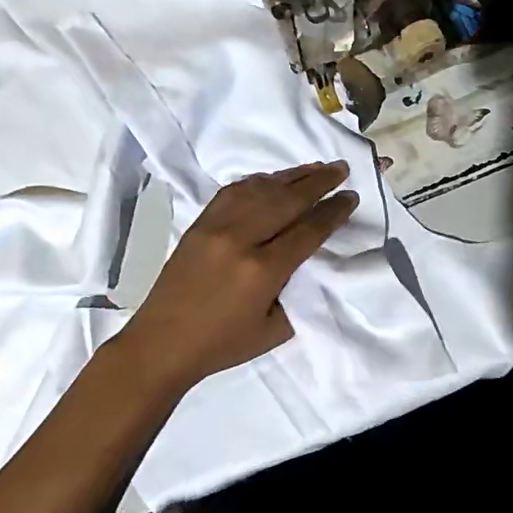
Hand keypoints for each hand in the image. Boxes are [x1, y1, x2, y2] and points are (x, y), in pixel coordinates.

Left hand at [116, 161, 357, 390]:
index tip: (351, 196)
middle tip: (342, 168)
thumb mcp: (275, 330)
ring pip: (260, 189)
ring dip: (291, 176)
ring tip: (316, 168)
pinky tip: (273, 179)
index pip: (308, 229)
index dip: (334, 210)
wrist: (161, 344)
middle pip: (287, 199)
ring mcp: (215, 227)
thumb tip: (311, 261)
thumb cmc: (223, 344)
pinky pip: (233, 192)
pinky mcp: (199, 224)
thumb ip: (297, 292)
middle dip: (319, 182)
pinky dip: (258, 181)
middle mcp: (240, 240)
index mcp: (263, 271)